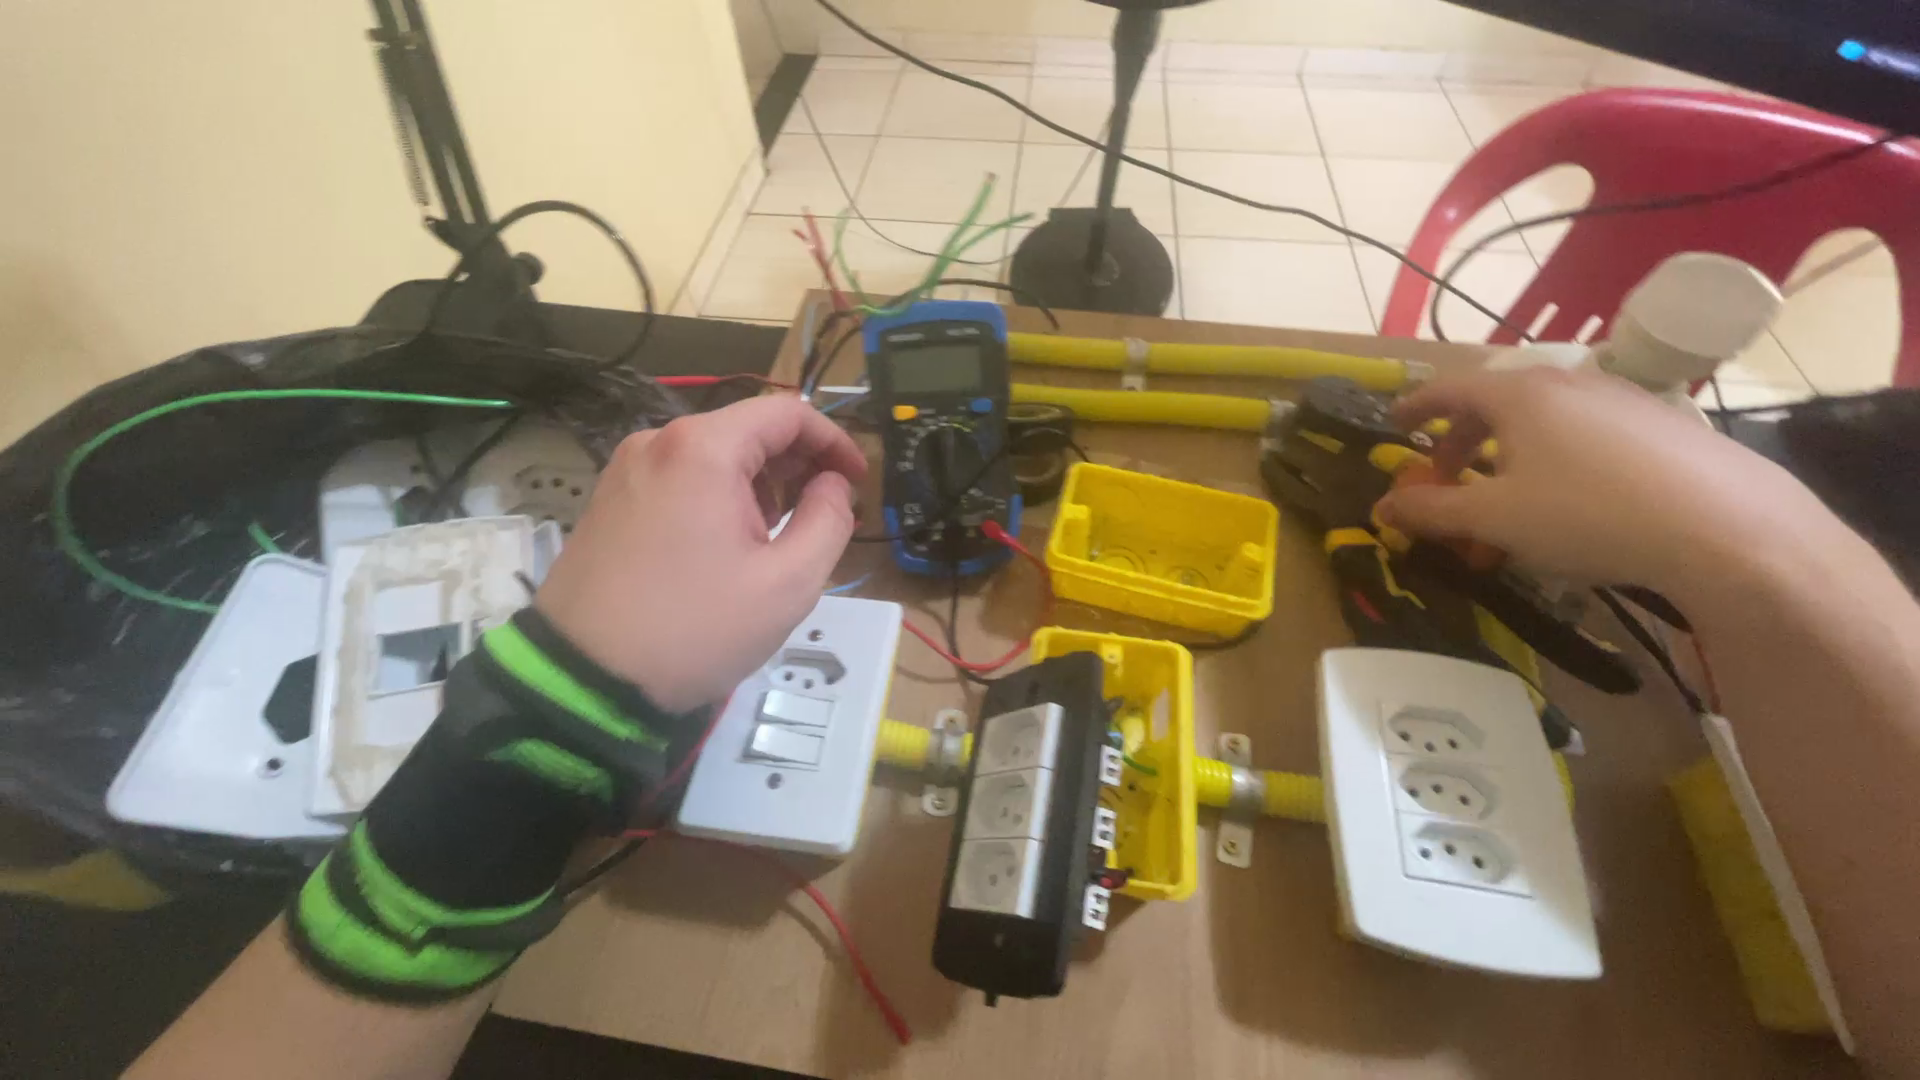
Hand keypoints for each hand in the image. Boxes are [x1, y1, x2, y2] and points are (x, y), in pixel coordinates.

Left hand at [534, 395, 866, 711]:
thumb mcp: (789, 582)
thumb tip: (833, 483)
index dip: (834, 440)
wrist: (586, 680)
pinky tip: (735, 541)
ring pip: (716, 454)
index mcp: (703, 449)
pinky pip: (684, 477)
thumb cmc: (698, 629)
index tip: (858, 480)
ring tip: (783, 535)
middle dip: (800, 463)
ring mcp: (628, 469)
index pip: (788, 412)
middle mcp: (659, 442)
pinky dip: (723, 494)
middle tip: (828, 512)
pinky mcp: (612, 498)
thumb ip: (829, 519)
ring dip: (763, 482)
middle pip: (749, 428)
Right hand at [1373, 367, 1830, 592]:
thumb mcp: (1490, 517)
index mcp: (1521, 395)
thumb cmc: (1586, 513)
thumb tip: (1382, 506)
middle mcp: (1570, 385)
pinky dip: (1554, 462)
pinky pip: (1586, 437)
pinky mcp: (1664, 429)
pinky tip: (1567, 504)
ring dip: (1507, 457)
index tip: (1394, 422)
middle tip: (1445, 476)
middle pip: (1496, 404)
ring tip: (1504, 499)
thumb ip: (1429, 509)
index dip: (1417, 406)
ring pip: (1543, 424)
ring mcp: (1624, 403)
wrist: (1729, 531)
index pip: (1451, 387)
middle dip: (1460, 441)